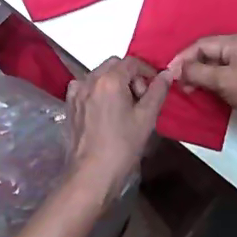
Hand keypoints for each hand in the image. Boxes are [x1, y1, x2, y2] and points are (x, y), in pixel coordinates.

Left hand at [65, 57, 169, 188]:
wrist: (92, 174)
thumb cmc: (123, 146)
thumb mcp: (146, 117)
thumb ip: (158, 91)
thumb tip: (167, 73)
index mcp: (110, 79)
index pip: (132, 62)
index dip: (146, 71)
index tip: (155, 87)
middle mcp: (90, 80)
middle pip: (114, 65)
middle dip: (130, 76)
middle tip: (140, 99)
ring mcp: (76, 93)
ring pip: (99, 75)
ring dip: (114, 83)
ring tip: (123, 106)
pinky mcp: (69, 105)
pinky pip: (85, 88)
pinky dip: (97, 91)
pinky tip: (104, 109)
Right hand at [166, 34, 236, 147]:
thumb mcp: (224, 81)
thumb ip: (198, 72)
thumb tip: (177, 69)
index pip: (203, 44)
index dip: (184, 58)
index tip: (169, 74)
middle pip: (209, 52)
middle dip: (192, 67)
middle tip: (178, 84)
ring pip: (216, 64)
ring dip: (201, 76)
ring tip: (188, 90)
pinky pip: (225, 75)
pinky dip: (212, 82)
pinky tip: (203, 92)